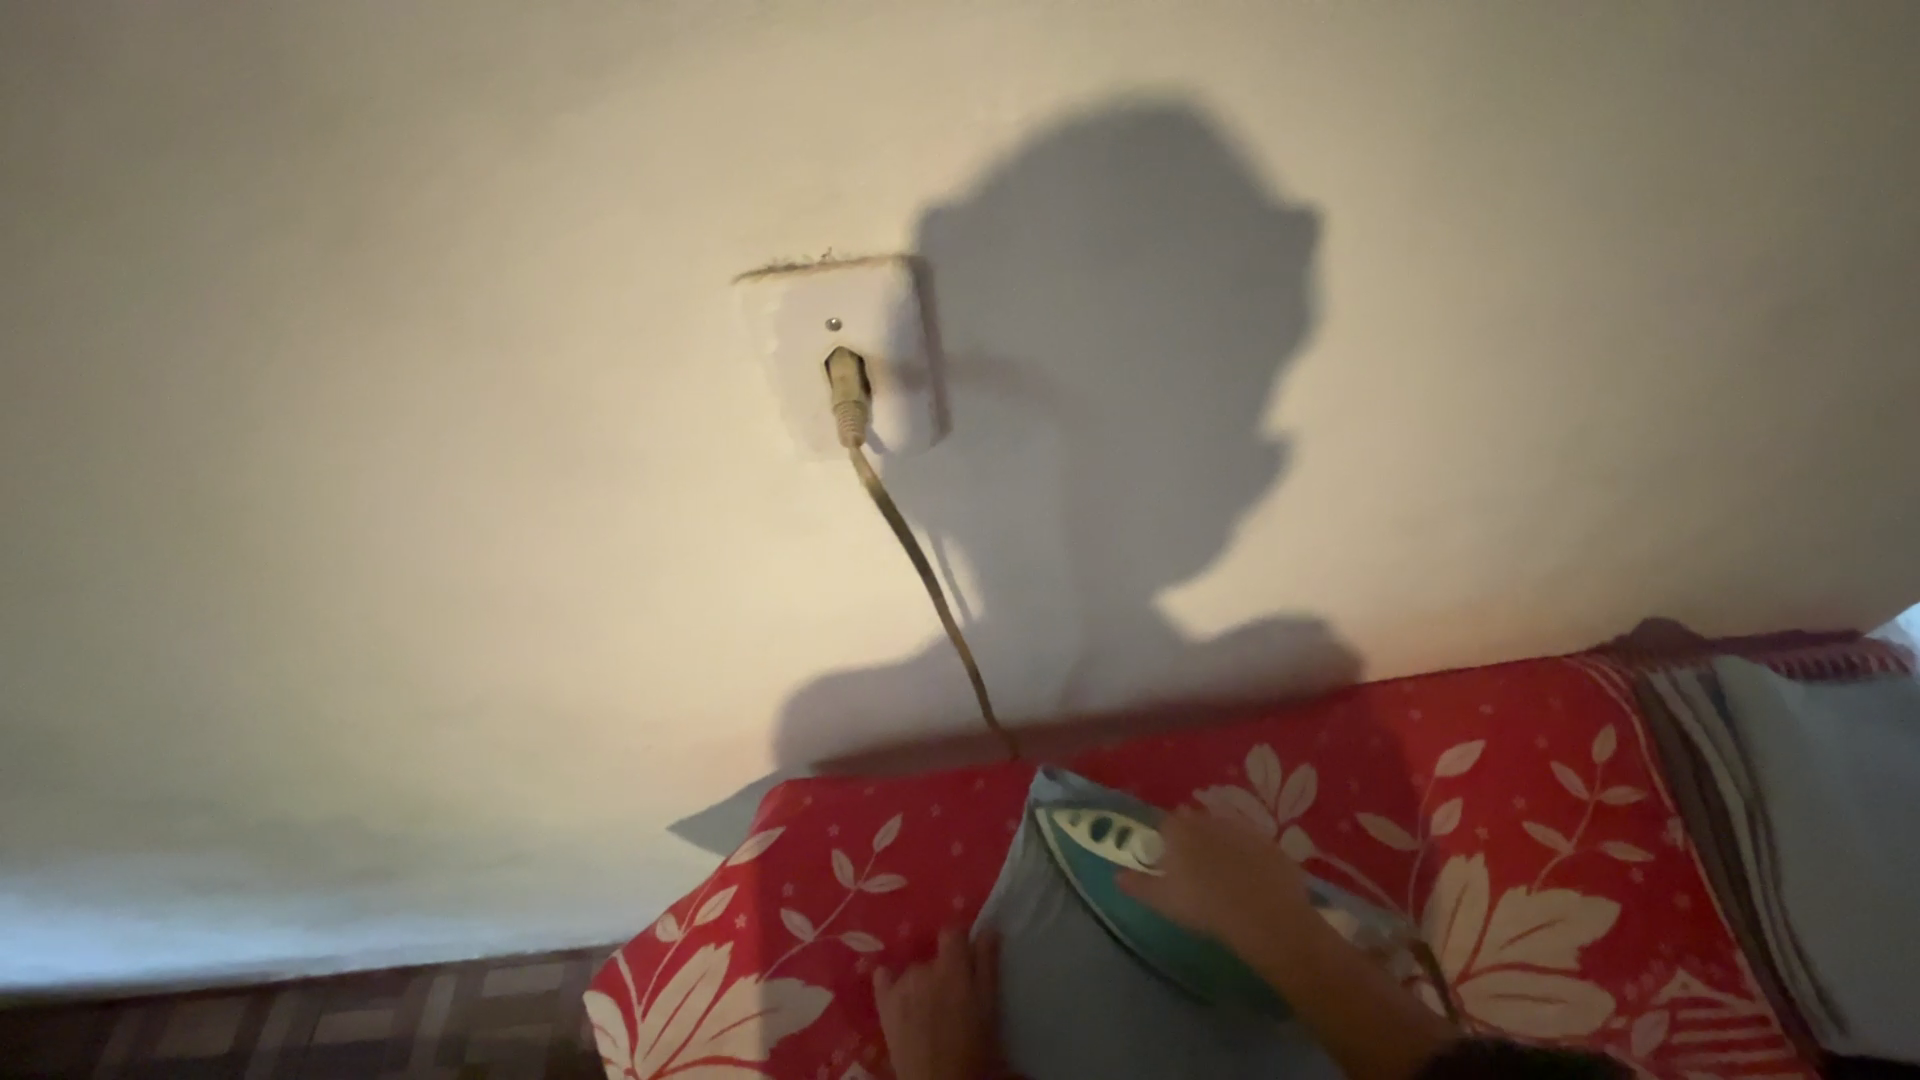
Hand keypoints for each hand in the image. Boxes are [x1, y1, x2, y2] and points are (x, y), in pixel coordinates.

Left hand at [874, 928, 999, 1079]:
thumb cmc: (972, 1049)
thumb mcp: (988, 1006)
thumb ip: (987, 964)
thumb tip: (987, 929)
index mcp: (952, 968)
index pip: (952, 932)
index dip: (960, 942)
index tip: (966, 959)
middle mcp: (923, 968)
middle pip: (934, 956)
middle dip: (944, 970)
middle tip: (952, 998)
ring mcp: (900, 984)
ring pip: (915, 970)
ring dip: (923, 982)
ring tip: (930, 1011)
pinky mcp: (884, 1001)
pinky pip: (883, 976)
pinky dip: (891, 980)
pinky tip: (900, 996)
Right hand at [1119, 805, 1317, 957]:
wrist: (1265, 917)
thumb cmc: (1205, 907)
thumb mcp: (1163, 901)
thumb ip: (1138, 884)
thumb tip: (1117, 874)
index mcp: (1180, 830)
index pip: (1165, 824)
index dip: (1165, 841)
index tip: (1168, 862)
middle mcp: (1209, 820)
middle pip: (1195, 822)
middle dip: (1193, 838)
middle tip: (1195, 867)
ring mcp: (1242, 829)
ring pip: (1224, 830)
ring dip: (1220, 843)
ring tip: (1223, 872)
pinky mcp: (1269, 843)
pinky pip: (1252, 843)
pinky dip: (1248, 854)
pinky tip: (1251, 877)